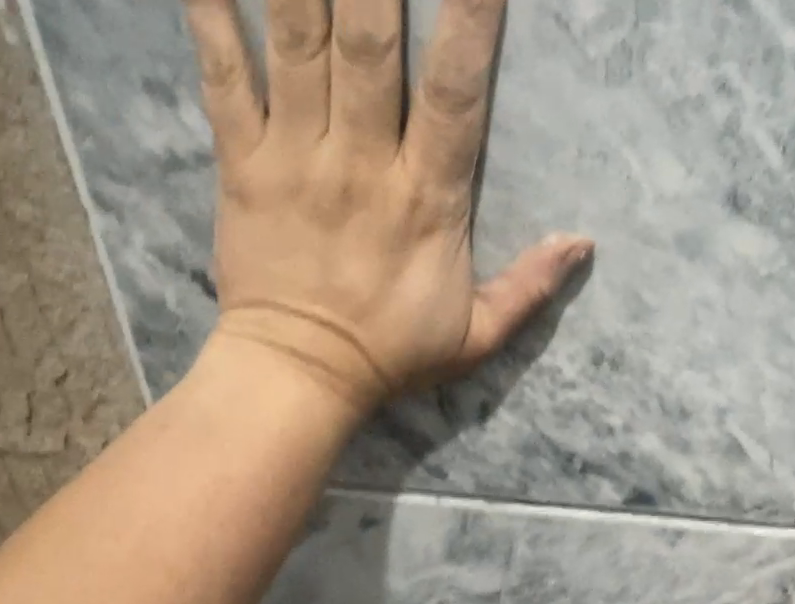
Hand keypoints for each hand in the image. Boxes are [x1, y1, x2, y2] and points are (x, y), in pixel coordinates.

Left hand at [184, 0, 592, 409]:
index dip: (470, 20)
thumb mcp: (479, 335)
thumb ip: (530, 286)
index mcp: (428, 201)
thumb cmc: (394, 353)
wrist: (300, 376)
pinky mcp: (241, 161)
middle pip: (370, 42)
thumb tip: (584, 241)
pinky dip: (209, 10)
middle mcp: (363, 162)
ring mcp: (297, 155)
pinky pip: (223, 74)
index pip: (456, 94)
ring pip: (297, 40)